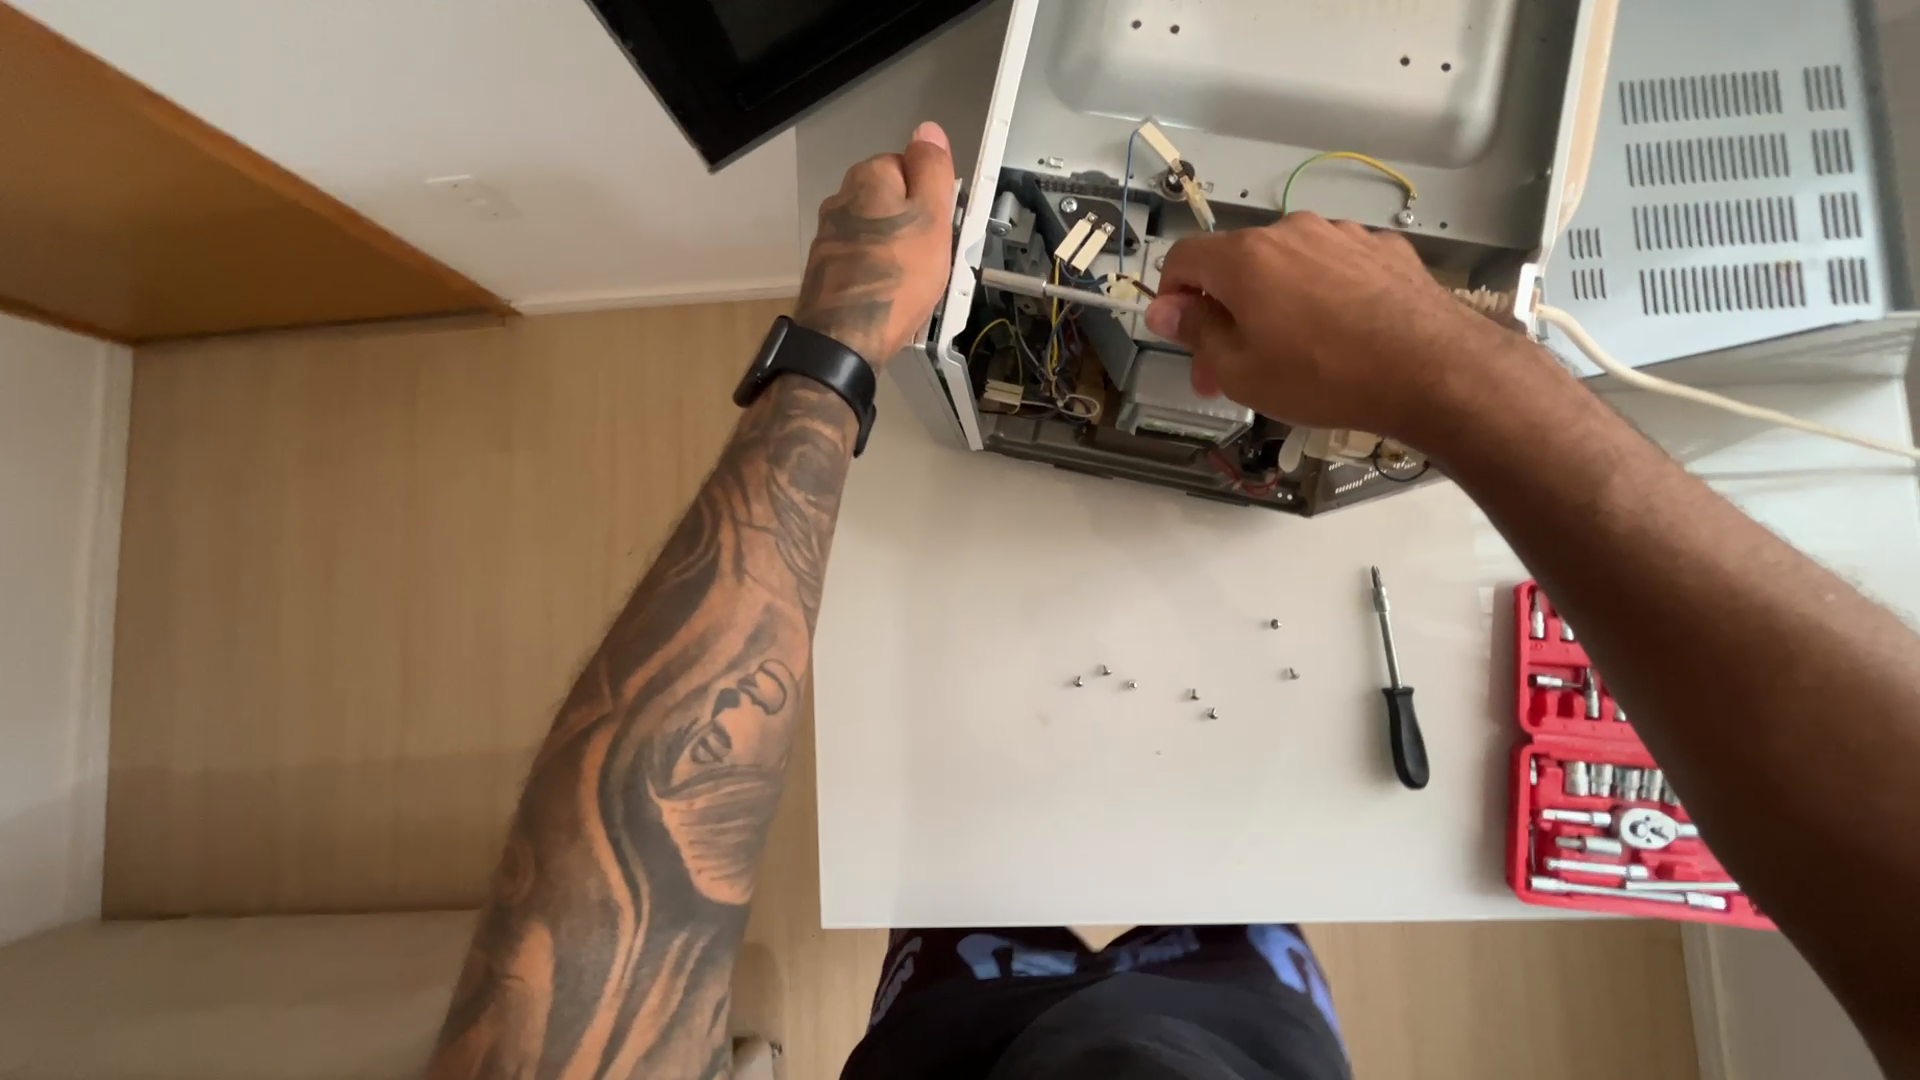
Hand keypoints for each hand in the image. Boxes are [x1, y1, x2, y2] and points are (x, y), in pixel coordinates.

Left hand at [794, 121, 957, 366]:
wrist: (845, 340)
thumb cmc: (894, 280)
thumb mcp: (932, 219)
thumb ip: (933, 171)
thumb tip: (929, 132)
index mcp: (868, 178)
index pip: (911, 168)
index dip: (933, 198)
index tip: (944, 226)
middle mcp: (842, 202)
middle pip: (893, 205)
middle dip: (915, 229)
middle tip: (935, 261)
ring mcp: (830, 239)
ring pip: (879, 238)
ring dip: (899, 257)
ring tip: (917, 287)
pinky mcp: (827, 273)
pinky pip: (866, 267)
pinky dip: (881, 279)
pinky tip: (894, 301)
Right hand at [1144, 213, 1524, 437]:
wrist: (1431, 370)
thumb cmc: (1320, 375)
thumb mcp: (1237, 369)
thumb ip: (1195, 332)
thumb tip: (1165, 310)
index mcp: (1244, 258)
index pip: (1182, 258)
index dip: (1169, 297)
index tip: (1179, 336)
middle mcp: (1290, 233)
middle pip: (1233, 266)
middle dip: (1219, 315)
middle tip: (1223, 372)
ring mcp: (1341, 236)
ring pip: (1283, 267)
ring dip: (1267, 307)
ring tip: (1285, 356)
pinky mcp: (1383, 250)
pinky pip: (1330, 270)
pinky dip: (1316, 298)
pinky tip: (1334, 337)